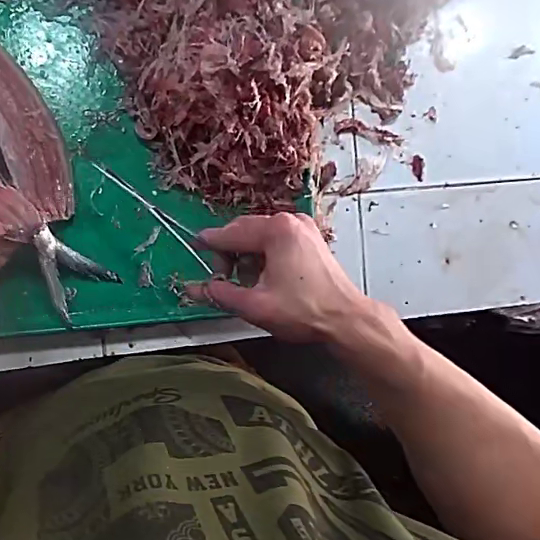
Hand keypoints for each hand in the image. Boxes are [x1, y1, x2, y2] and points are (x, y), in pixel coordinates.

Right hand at [186, 212, 380, 344]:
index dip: (209, 244)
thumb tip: (196, 289)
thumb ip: (220, 294)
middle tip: (224, 280)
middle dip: (229, 254)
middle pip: (244, 230)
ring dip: (246, 256)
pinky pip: (275, 240)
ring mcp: (302, 227)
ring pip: (259, 235)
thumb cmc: (304, 311)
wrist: (345, 319)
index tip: (193, 246)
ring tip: (248, 284)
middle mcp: (290, 221)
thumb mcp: (254, 306)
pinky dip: (263, 254)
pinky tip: (265, 277)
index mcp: (276, 230)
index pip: (230, 233)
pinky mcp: (310, 239)